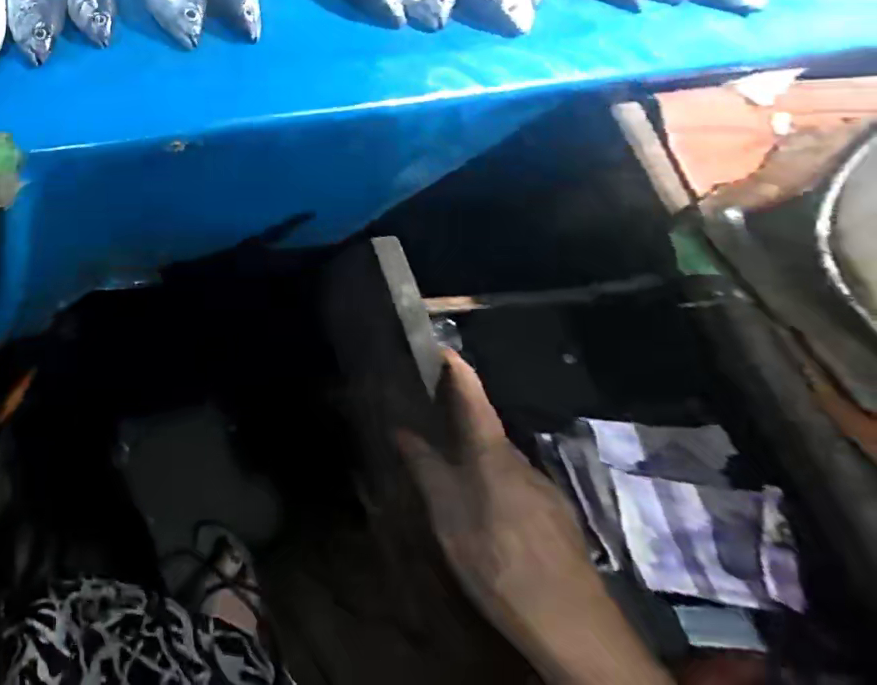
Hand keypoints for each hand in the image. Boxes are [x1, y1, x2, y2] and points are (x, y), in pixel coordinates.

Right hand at [397, 351, 669, 684]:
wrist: (578, 636)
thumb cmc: (498, 563)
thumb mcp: (448, 516)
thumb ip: (426, 468)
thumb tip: (403, 430)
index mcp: (494, 459)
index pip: (475, 402)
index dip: (458, 372)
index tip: (440, 346)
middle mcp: (523, 468)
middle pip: (486, 430)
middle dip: (455, 414)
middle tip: (420, 404)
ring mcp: (544, 496)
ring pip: (497, 459)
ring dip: (469, 449)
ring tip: (437, 452)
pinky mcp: (553, 523)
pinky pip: (510, 483)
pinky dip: (485, 475)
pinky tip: (471, 499)